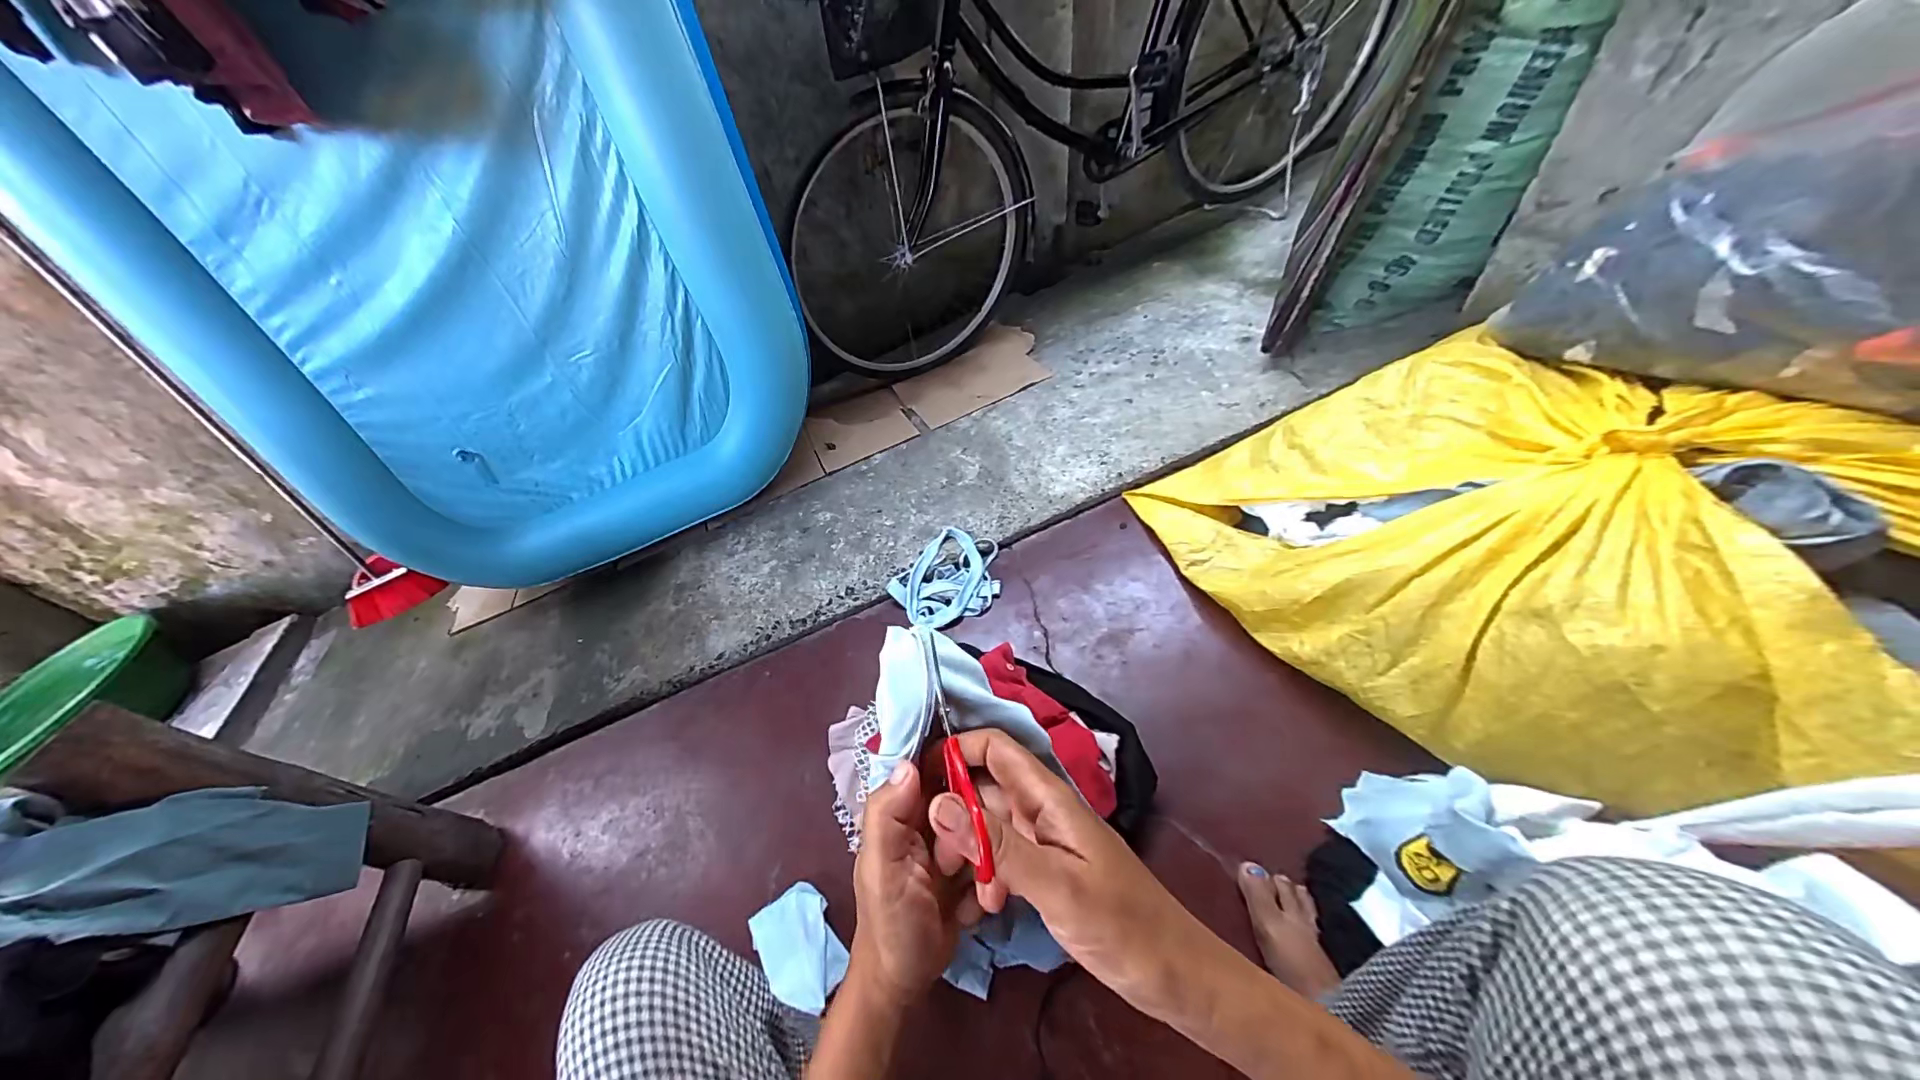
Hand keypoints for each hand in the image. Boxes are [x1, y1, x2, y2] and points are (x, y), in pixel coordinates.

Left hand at [847, 759, 978, 999]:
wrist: (905, 981)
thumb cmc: (889, 923)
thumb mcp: (882, 869)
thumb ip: (887, 816)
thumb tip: (908, 763)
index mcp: (901, 810)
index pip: (931, 768)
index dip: (955, 766)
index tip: (979, 781)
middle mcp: (927, 819)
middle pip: (966, 796)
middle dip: (976, 825)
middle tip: (966, 861)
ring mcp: (951, 844)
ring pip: (983, 826)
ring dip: (984, 858)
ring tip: (974, 889)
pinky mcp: (970, 868)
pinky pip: (991, 856)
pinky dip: (990, 877)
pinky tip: (978, 901)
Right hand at [926, 728, 1212, 1015]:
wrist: (1173, 972)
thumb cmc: (1121, 924)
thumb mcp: (1055, 884)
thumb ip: (996, 844)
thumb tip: (940, 802)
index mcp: (1049, 797)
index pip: (995, 747)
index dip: (956, 751)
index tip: (920, 781)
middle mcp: (1043, 810)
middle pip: (986, 785)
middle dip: (955, 808)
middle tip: (934, 850)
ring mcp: (1046, 840)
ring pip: (991, 823)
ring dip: (971, 847)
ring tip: (967, 887)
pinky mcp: (1047, 869)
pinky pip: (1004, 855)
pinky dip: (989, 872)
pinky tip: (989, 903)